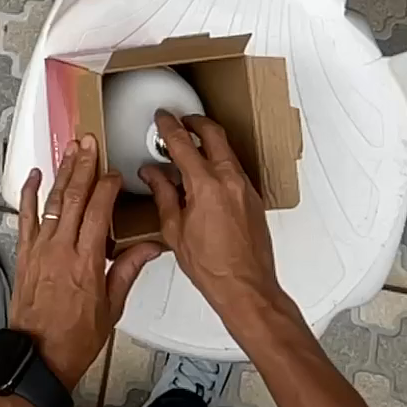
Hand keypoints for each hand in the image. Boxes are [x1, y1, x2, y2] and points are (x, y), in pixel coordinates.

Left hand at [6, 134, 163, 388]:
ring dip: (63, 172)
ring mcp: (40, 248)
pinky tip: (36, 175)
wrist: (38, 356)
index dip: (107, 187)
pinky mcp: (25, 252)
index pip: (99, 211)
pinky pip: (26, 216)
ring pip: (53, 201)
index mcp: (86, 262)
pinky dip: (30, 193)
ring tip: (70, 149)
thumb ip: (129, 270)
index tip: (114, 174)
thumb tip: (150, 247)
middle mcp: (61, 249)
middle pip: (75, 197)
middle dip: (84, 165)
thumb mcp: (112, 307)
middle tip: (90, 143)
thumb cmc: (74, 337)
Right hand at [139, 112, 288, 323]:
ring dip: (209, 141)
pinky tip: (207, 174)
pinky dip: (219, 161)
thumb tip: (153, 174)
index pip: (182, 142)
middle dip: (195, 122)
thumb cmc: (212, 268)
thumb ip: (163, 194)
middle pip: (212, 133)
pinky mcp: (253, 197)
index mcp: (205, 185)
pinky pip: (234, 167)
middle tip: (181, 121)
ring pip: (226, 149)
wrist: (246, 288)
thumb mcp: (174, 230)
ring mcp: (244, 187)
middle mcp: (229, 179)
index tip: (162, 118)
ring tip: (191, 147)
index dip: (168, 126)